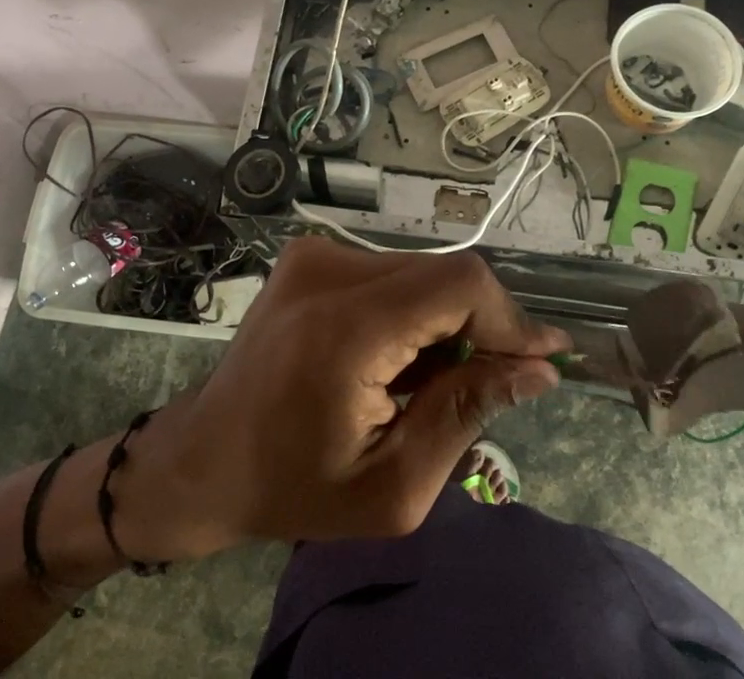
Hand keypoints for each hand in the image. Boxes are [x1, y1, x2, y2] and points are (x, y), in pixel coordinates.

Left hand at [113, 237, 570, 560]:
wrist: (204, 458)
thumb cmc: (293, 487)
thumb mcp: (393, 486)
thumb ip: (467, 415)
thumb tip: (539, 368)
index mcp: (345, 329)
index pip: (460, 285)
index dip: (512, 321)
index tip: (539, 365)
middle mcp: (327, 271)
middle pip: (445, 276)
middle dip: (479, 332)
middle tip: (476, 392)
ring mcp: (312, 257)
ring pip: (422, 273)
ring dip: (443, 326)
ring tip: (417, 387)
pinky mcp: (307, 259)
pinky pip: (391, 274)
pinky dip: (411, 315)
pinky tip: (390, 364)